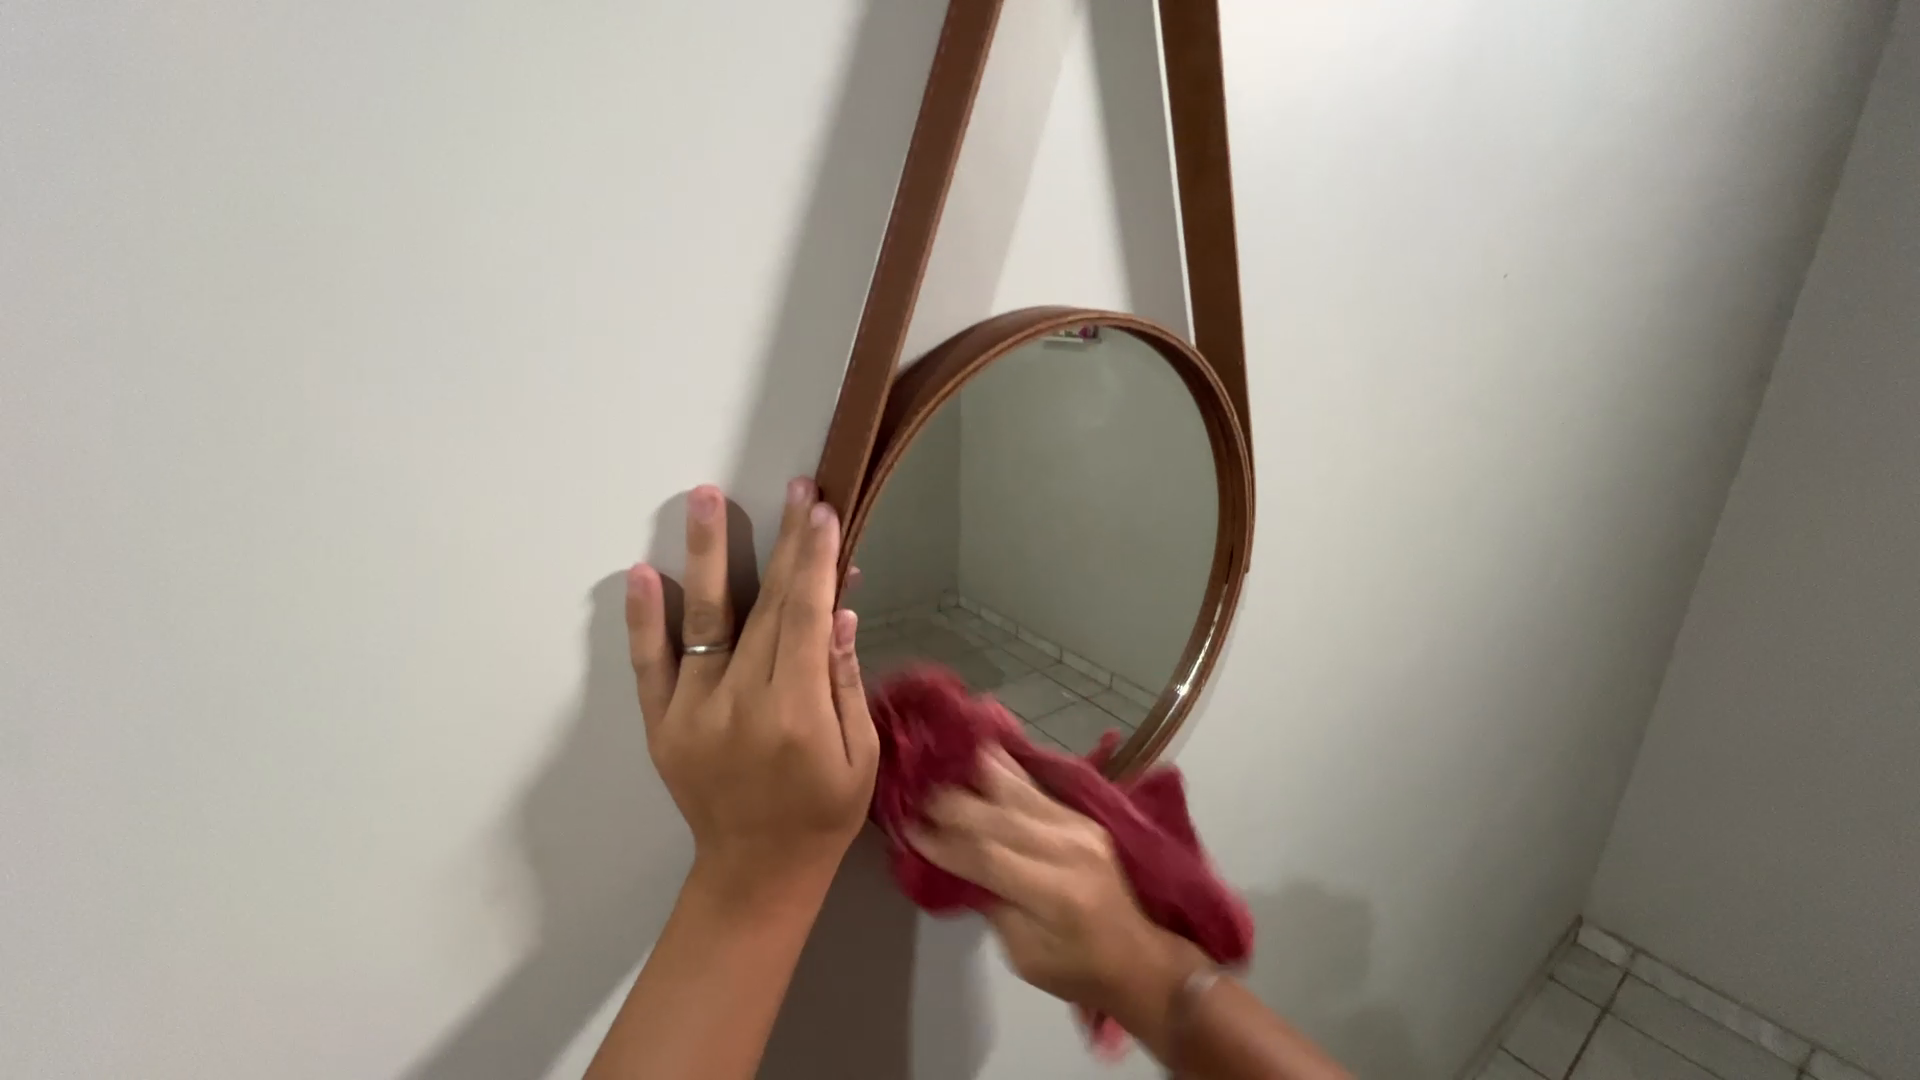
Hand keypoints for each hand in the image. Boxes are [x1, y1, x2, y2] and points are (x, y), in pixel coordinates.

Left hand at [626, 478, 878, 906]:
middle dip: (784, 543)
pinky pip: (650, 665)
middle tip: (796, 490)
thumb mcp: (859, 754)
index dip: (817, 560)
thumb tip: (837, 608)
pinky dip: (646, 619)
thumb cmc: (823, 812)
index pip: (805, 616)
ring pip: (703, 622)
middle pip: (765, 607)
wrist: (756, 871)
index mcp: (796, 712)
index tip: (824, 512)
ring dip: (706, 555)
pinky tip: (644, 574)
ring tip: (704, 498)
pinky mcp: (662, 725)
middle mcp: (740, 704)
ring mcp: (692, 712)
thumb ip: (843, 680)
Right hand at [908, 746, 1206, 1016]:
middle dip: (952, 805)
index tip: (908, 826)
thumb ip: (990, 901)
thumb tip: (954, 860)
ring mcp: (1079, 826)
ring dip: (974, 778)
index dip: (943, 840)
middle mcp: (1068, 849)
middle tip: (916, 796)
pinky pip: (1036, 786)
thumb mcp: (1022, 953)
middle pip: (997, 817)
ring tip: (941, 767)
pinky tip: (980, 752)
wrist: (1138, 957)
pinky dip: (1004, 769)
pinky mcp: (1082, 816)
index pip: (985, 856)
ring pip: (1016, 792)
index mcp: (1053, 893)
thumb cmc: (1076, 968)